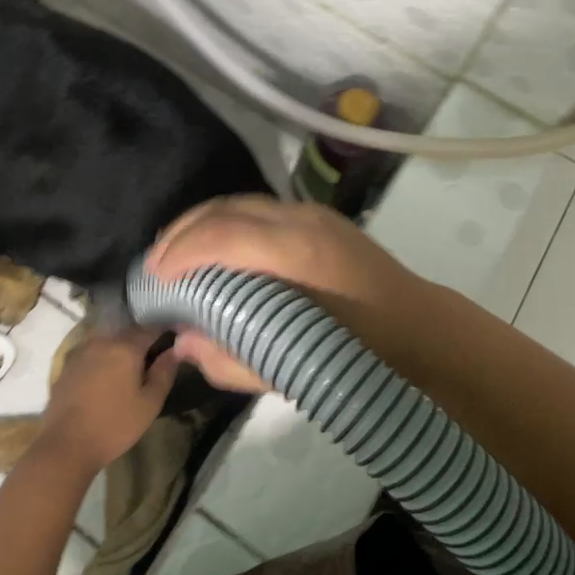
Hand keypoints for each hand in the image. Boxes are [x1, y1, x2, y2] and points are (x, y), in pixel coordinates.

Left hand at [34, 327, 178, 471]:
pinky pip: (91, 352)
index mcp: (126, 347)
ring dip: (120, 348)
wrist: (66, 445)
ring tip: (128, 368)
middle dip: (142, 340)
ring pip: (108, 341)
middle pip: (128, 333)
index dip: (165, 331)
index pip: (151, 328)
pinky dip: (102, 358)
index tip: (175, 338)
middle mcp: (102, 341)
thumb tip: (176, 349)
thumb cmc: (115, 425)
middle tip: (152, 357)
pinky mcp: (67, 365)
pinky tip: (104, 377)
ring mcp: (81, 352)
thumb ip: (164, 372)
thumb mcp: (150, 403)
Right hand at [146, 197, 412, 394]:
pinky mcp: (319, 215)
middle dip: (182, 232)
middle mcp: (303, 220)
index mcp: (300, 254)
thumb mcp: (297, 370)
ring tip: (174, 255)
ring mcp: (313, 212)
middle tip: (152, 265)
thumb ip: (234, 360)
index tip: (154, 279)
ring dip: (202, 224)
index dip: (182, 251)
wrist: (422, 327)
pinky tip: (214, 249)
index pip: (224, 235)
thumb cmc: (363, 356)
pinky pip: (258, 210)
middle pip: (226, 209)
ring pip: (241, 203)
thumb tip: (183, 344)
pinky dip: (227, 224)